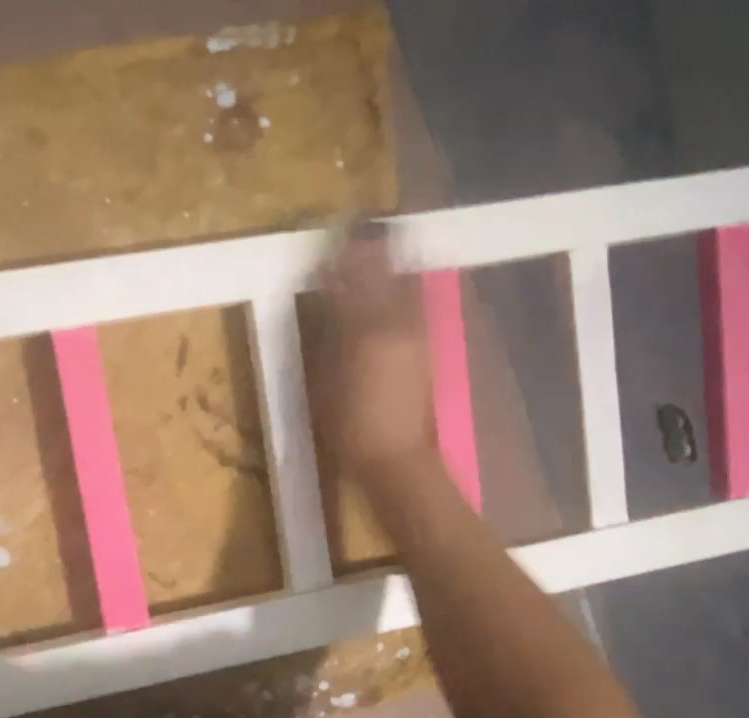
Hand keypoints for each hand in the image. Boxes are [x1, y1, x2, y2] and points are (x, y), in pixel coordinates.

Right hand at [317, 220, 437, 473]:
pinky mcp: (426, 345)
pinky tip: (396, 282)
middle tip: (359, 229)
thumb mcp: (323, 379)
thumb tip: (323, 297)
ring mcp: (416, 332)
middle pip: (384, 270)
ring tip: (380, 245)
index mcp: (364, 328)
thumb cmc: (348, 424)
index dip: (338, 253)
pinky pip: (414, 301)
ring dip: (391, 260)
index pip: (350, 276)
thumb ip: (323, 332)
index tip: (329, 235)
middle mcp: (396, 321)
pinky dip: (403, 284)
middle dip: (371, 246)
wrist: (396, 457)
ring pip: (405, 281)